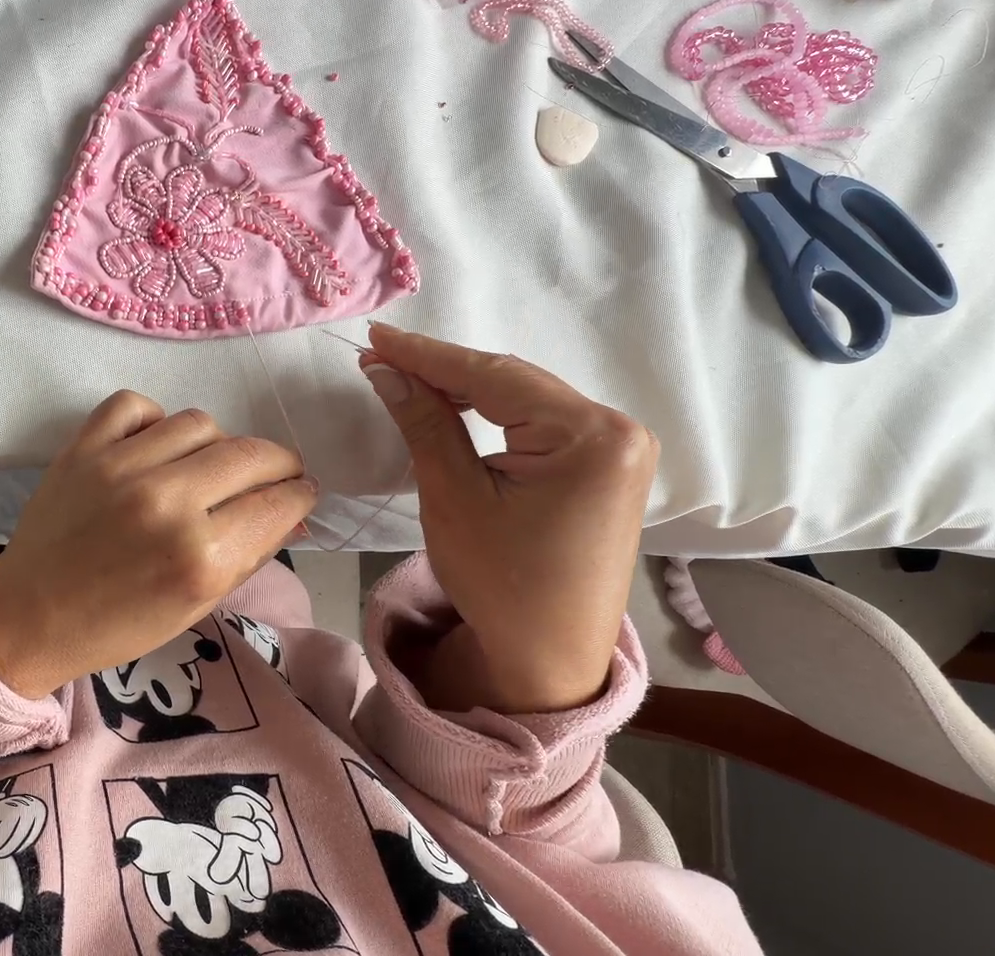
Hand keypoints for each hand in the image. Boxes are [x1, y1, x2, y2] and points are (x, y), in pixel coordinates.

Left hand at [0, 391, 317, 699]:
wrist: (31, 615)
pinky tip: (153, 445)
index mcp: (201, 557)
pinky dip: (153, 419)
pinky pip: (135, 404)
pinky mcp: (83, 447)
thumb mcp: (196, 605)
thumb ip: (249, 553)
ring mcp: (120, 467)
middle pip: (250, 454)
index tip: (299, 491)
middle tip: (271, 474)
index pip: (278, 502)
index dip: (299, 494)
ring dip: (214, 444)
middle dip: (276, 463)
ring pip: (198, 422)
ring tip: (203, 466)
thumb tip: (290, 510)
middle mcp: (167, 502)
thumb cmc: (118, 624)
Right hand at [361, 324, 656, 713]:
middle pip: (514, 382)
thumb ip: (424, 422)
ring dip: (466, 390)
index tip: (376, 338)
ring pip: (524, 400)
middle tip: (382, 360)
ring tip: (407, 379)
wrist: (549, 657)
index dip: (427, 355)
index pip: (494, 376)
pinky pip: (538, 423)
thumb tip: (386, 370)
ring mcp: (617, 449)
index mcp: (591, 436)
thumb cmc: (500, 582)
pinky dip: (491, 414)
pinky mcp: (605, 468)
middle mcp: (618, 430)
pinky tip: (454, 407)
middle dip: (444, 370)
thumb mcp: (453, 497)